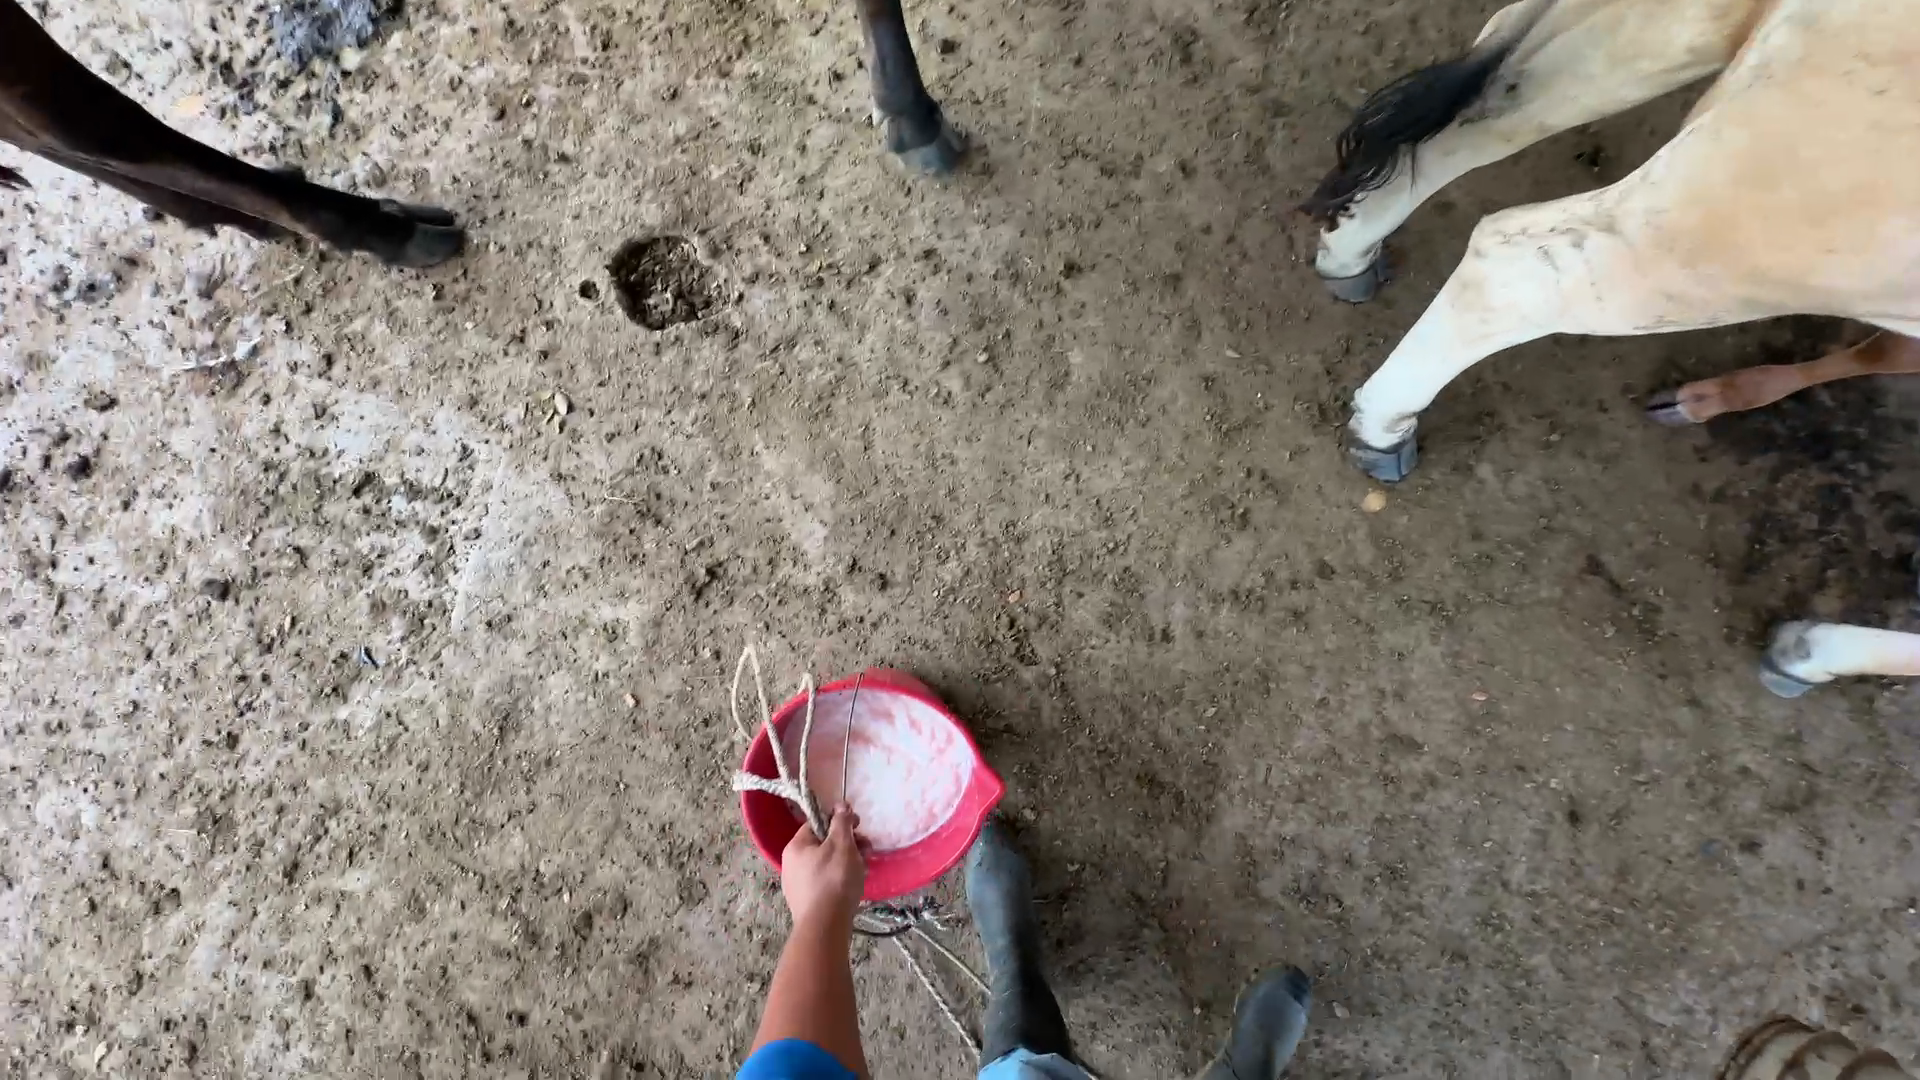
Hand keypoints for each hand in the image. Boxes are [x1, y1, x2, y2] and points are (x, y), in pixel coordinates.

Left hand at [780, 804, 865, 927]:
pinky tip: (854, 886)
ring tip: (864, 869)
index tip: (858, 827)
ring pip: (827, 863)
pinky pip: (825, 882)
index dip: (840, 821)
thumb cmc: (834, 880)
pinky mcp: (806, 902)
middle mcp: (791, 863)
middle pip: (824, 843)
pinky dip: (840, 879)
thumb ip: (841, 821)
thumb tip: (840, 805)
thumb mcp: (842, 844)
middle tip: (866, 850)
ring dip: (848, 861)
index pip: (818, 823)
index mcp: (796, 846)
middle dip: (848, 843)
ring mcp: (797, 885)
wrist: (824, 928)